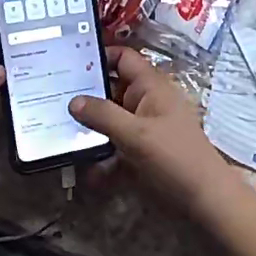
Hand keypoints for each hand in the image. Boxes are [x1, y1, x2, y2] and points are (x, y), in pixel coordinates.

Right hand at [69, 47, 239, 210]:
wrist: (205, 200)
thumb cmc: (175, 158)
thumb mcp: (137, 134)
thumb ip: (103, 115)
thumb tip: (73, 100)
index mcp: (150, 87)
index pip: (123, 58)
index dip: (98, 55)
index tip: (67, 62)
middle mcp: (145, 103)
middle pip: (110, 90)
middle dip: (85, 95)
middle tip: (50, 97)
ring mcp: (143, 129)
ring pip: (109, 121)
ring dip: (88, 129)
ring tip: (57, 131)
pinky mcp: (139, 154)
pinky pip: (113, 148)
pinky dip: (99, 157)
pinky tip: (81, 171)